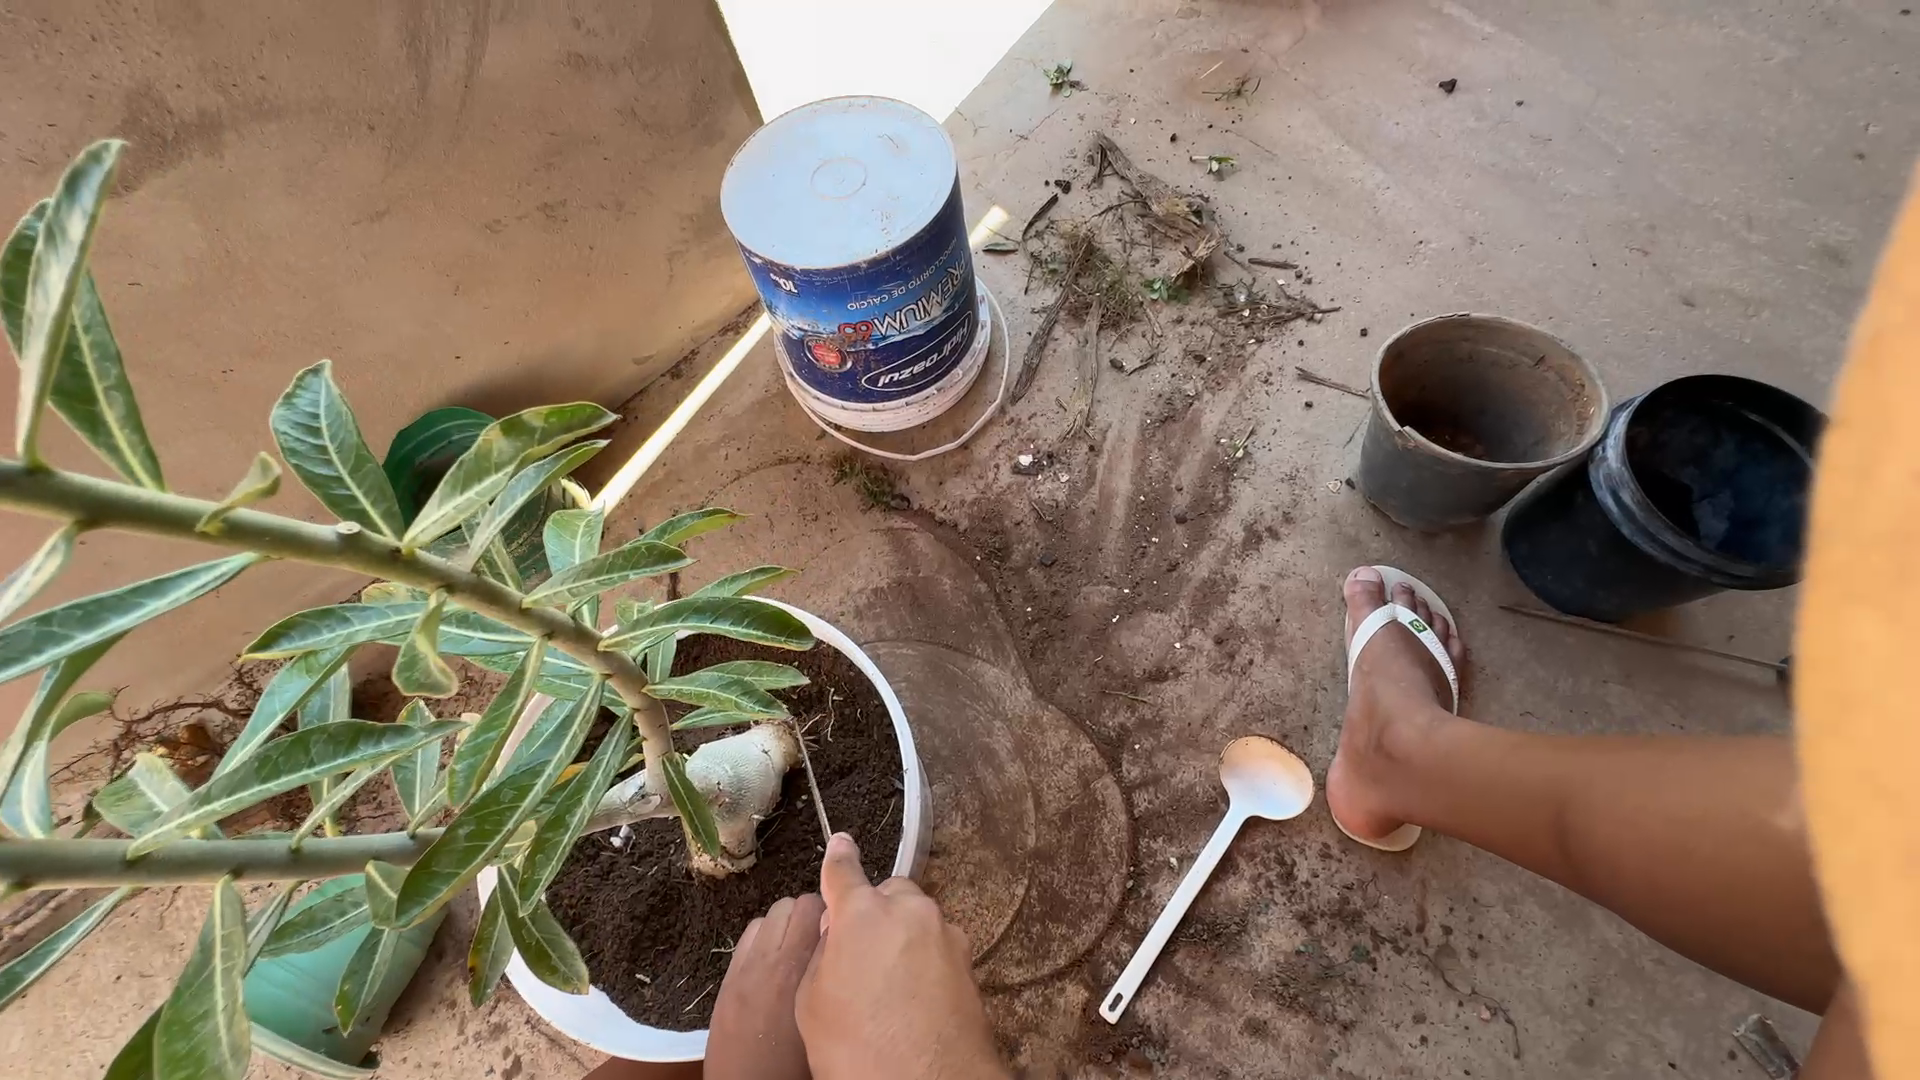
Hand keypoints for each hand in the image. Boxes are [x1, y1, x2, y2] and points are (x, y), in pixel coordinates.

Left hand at [704, 893, 823, 1079]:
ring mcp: (741, 972)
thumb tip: (845, 945)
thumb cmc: (795, 1070)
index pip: (813, 907)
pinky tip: (773, 966)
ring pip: (767, 917)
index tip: (841, 931)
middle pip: (790, 904)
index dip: (831, 914)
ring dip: (784, 926)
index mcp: (795, 972)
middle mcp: (767, 963)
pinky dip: (762, 941)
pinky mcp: (725, 984)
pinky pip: (746, 939)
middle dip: (809, 915)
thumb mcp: (826, 1020)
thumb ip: (834, 976)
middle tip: (821, 941)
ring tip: (797, 953)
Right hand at [796, 833, 1004, 1079]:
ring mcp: (943, 930)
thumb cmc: (862, 1052)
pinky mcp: (967, 956)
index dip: (839, 857)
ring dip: (902, 938)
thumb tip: (837, 933)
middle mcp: (907, 910)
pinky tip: (915, 999)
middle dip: (873, 916)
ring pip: (914, 919)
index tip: (842, 843)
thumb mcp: (811, 1004)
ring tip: (889, 991)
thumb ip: (823, 952)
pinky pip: (937, 944)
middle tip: (859, 961)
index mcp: (862, 913)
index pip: (843, 871)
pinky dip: (926, 960)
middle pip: (886, 895)